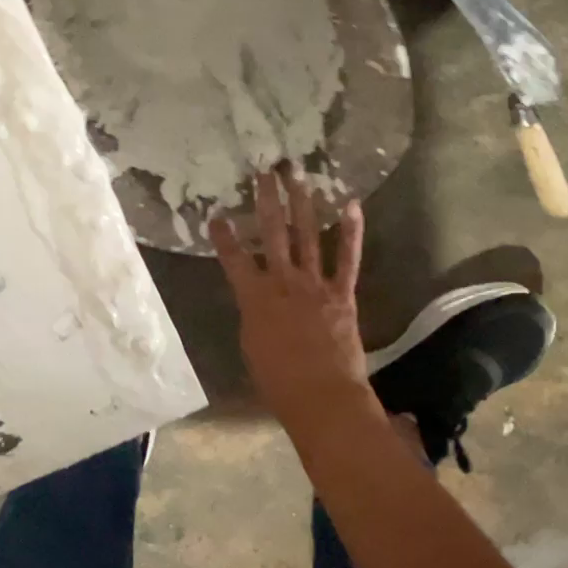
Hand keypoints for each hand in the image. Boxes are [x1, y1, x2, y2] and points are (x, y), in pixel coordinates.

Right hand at [211, 165, 368, 426]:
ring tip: (298, 175)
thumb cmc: (278, 381)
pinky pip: (347, 258)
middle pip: (273, 231)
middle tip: (265, 170)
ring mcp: (314, 284)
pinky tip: (351, 204)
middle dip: (267, 198)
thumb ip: (254, 315)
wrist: (322, 397)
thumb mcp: (252, 346)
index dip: (223, 236)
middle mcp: (283, 281)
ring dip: (302, 202)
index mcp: (254, 297)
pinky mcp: (342, 293)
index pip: (233, 259)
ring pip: (307, 234)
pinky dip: (351, 231)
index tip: (217, 215)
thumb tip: (258, 300)